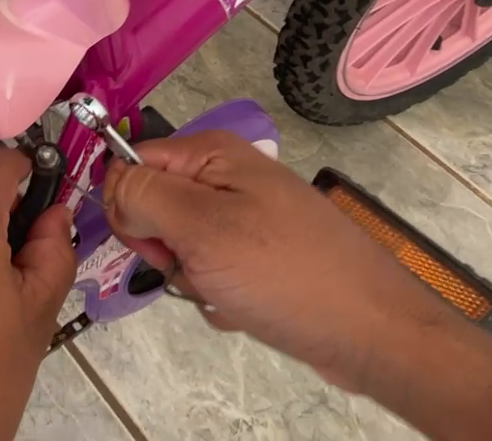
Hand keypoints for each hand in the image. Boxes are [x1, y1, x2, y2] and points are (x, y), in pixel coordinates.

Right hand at [102, 129, 460, 391]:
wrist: (381, 338)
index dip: (128, 205)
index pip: (131, 163)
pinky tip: (243, 306)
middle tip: (193, 267)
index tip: (151, 243)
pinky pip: (213, 266)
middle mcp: (227, 175)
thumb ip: (141, 194)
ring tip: (225, 292)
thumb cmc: (284, 273)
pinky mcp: (262, 253)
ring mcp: (247, 215)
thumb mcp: (200, 228)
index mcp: (210, 153)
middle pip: (155, 203)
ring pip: (181, 241)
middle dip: (164, 245)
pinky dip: (218, 290)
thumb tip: (110, 182)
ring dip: (191, 275)